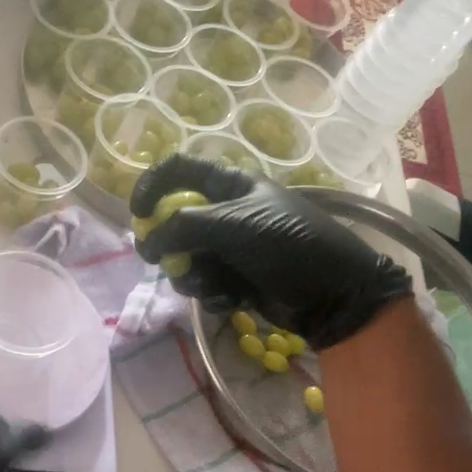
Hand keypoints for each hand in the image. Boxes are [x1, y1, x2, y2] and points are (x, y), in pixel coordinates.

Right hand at [131, 155, 413, 349]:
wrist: (334, 292)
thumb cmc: (288, 244)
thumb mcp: (233, 225)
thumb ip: (182, 227)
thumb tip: (146, 242)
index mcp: (230, 185)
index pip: (178, 171)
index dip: (152, 186)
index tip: (138, 214)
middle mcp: (226, 213)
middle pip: (174, 222)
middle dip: (168, 246)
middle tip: (161, 261)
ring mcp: (230, 248)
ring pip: (185, 260)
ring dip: (192, 276)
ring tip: (213, 285)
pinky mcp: (235, 280)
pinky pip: (204, 285)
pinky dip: (213, 294)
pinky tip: (234, 300)